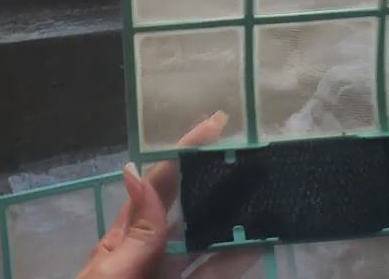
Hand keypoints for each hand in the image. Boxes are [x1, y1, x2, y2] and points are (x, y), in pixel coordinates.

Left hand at [76, 112, 258, 278]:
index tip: (217, 123)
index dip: (183, 153)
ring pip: (205, 253)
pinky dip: (232, 266)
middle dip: (215, 185)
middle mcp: (148, 260)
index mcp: (123, 243)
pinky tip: (256, 252)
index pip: (157, 186)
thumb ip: (133, 238)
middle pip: (187, 214)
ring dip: (232, 228)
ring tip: (264, 202)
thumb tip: (137, 171)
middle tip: (251, 160)